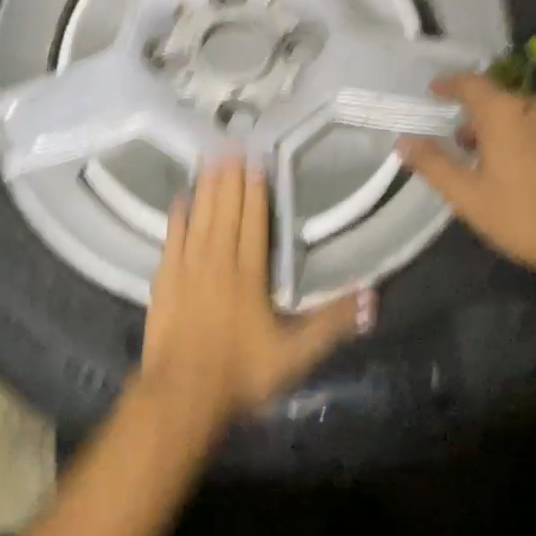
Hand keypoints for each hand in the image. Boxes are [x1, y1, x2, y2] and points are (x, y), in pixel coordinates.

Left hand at [139, 159, 376, 424]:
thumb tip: (372, 294)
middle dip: (229, 175)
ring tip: (209, 156)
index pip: (254, 221)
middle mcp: (217, 261)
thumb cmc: (241, 373)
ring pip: (198, 217)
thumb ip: (332, 321)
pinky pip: (172, 239)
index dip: (256, 189)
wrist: (182, 393)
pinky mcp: (163, 280)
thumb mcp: (295, 354)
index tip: (257, 160)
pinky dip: (176, 216)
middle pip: (225, 210)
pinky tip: (179, 199)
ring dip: (205, 185)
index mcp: (249, 274)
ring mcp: (186, 268)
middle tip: (231, 142)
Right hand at [396, 74, 535, 296]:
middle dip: (491, 120)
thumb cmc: (532, 219)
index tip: (437, 89)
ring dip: (531, 132)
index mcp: (509, 113)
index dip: (451, 84)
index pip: (472, 83)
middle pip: (512, 103)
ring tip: (524, 163)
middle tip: (478, 145)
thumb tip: (403, 140)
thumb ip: (434, 165)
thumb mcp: (470, 199)